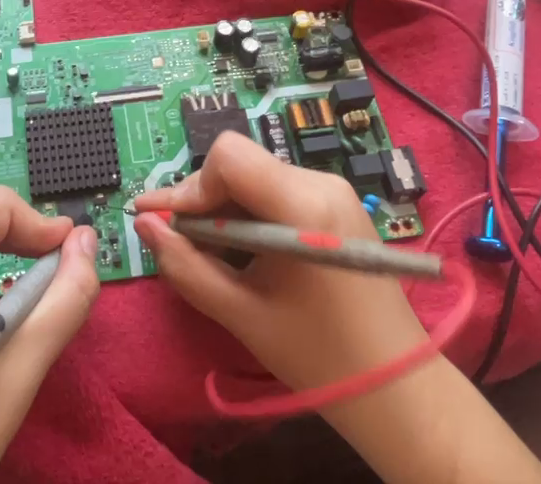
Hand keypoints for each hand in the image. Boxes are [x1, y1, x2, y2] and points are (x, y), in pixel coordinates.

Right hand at [131, 131, 429, 393]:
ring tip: (206, 251)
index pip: (229, 157)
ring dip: (223, 208)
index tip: (168, 225)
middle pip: (241, 165)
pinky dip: (248, 213)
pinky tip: (239, 249)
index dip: (191, 187)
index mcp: (302, 203)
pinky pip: (277, 191)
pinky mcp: (337, 205)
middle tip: (175, 239)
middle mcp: (321, 182)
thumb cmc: (318, 355)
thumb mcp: (241, 313)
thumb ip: (186, 265)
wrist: (395, 383)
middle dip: (202, 199)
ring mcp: (334, 191)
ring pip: (256, 177)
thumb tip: (145, 225)